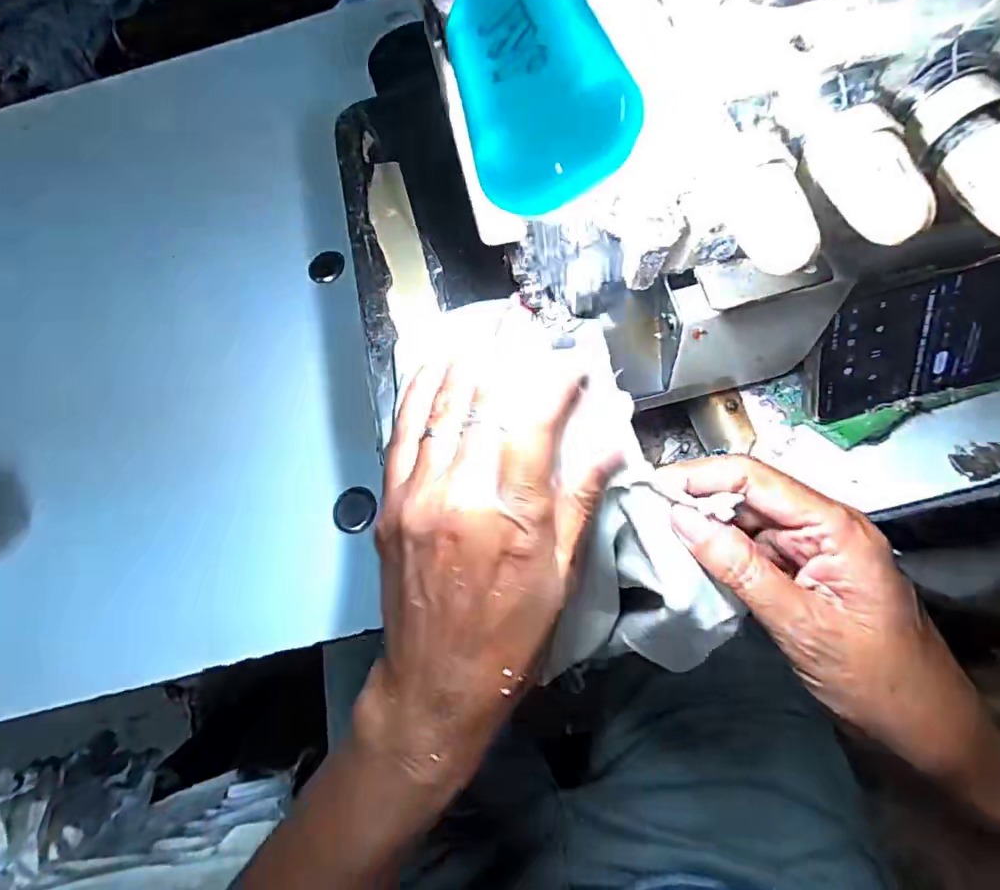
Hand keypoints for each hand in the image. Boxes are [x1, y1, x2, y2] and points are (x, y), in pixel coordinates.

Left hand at [354, 354, 618, 794]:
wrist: (435, 680)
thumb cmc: (510, 635)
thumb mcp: (561, 576)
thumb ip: (581, 500)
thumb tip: (610, 441)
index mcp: (512, 518)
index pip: (533, 424)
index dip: (553, 382)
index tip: (571, 360)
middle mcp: (458, 497)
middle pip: (481, 406)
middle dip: (503, 355)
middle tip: (517, 320)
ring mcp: (415, 497)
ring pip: (438, 412)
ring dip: (460, 364)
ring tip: (478, 330)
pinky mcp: (389, 504)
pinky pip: (401, 435)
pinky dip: (417, 396)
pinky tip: (430, 369)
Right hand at [653, 456, 999, 884]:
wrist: (932, 740)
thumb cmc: (879, 683)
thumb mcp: (801, 625)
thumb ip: (739, 567)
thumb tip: (680, 519)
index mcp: (835, 527)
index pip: (756, 478)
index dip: (701, 476)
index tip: (654, 486)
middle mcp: (824, 527)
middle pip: (749, 493)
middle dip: (699, 497)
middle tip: (648, 508)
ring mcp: (815, 550)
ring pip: (748, 520)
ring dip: (708, 523)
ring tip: (661, 529)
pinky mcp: (805, 573)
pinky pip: (755, 548)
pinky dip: (723, 550)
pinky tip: (694, 556)